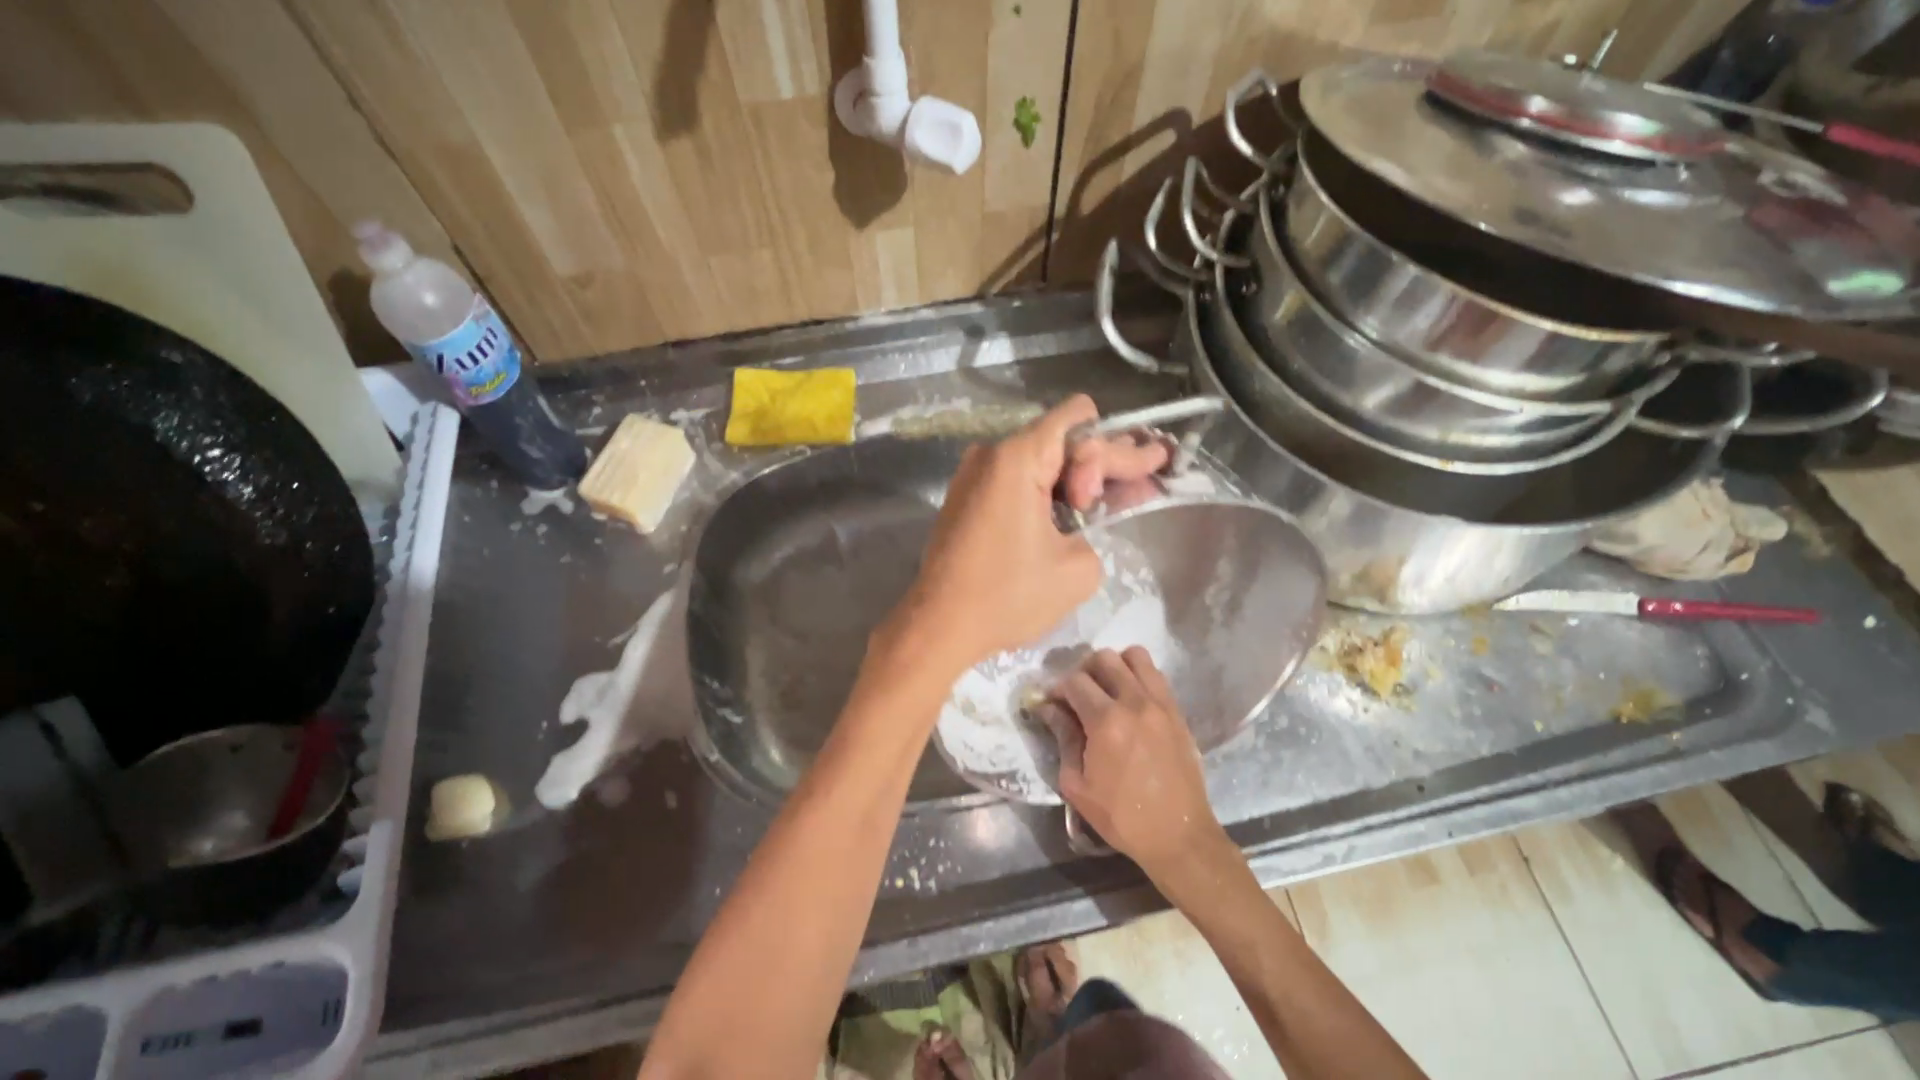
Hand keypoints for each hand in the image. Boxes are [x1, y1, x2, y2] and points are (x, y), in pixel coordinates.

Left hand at [875, 395, 1168, 675]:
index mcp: (1016, 458)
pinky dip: (1051, 493)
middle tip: (1154, 467)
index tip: (1103, 499)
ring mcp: (975, 476)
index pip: (1077, 417)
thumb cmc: (1008, 597)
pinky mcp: (969, 499)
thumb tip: (1084, 517)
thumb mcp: (1078, 567)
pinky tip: (1082, 509)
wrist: (940, 627)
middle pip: (1062, 439)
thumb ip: (1097, 525)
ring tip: (1121, 494)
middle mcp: (992, 454)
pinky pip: (1019, 482)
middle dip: (1107, 460)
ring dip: (1080, 479)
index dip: (1110, 449)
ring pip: (1042, 461)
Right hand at [1044, 648, 1229, 882]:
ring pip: (1135, 656)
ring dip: (1115, 666)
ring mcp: (1161, 704)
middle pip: (1104, 658)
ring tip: (1107, 690)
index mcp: (1106, 722)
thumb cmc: (1121, 816)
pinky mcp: (1177, 712)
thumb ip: (1064, 740)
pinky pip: (1156, 675)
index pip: (1074, 681)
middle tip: (1078, 695)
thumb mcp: (1077, 785)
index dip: (1057, 688)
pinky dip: (1138, 678)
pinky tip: (1130, 703)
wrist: (1177, 835)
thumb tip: (1051, 710)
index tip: (1051, 703)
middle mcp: (1135, 702)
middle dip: (1084, 670)